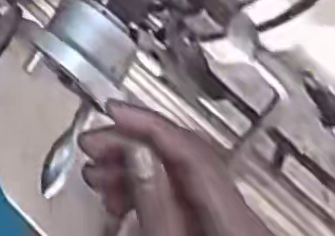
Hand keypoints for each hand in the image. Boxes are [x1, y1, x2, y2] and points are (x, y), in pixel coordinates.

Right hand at [79, 103, 271, 235]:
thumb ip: (154, 205)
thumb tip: (135, 148)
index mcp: (239, 226)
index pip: (193, 152)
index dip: (149, 123)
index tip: (109, 109)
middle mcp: (244, 223)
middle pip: (186, 162)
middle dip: (132, 148)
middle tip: (90, 148)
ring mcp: (234, 231)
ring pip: (181, 182)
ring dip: (135, 172)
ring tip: (96, 179)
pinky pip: (184, 204)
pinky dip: (149, 196)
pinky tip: (118, 203)